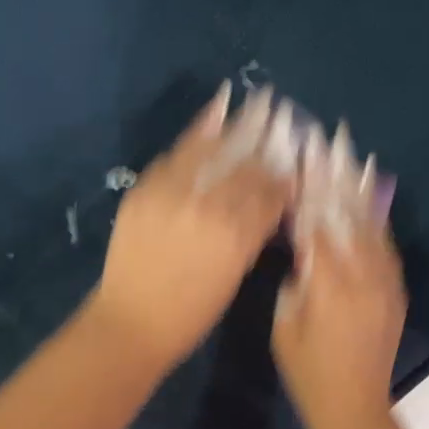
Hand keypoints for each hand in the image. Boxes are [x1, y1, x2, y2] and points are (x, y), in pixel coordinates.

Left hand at [89, 82, 293, 365]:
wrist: (131, 322)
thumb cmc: (189, 316)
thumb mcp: (233, 278)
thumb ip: (251, 237)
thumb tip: (266, 208)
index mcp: (236, 234)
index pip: (271, 193)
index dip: (286, 180)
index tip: (296, 170)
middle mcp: (208, 204)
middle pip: (247, 166)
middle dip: (269, 148)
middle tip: (286, 126)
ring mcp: (173, 192)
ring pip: (214, 149)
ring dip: (239, 128)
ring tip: (259, 105)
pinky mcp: (147, 188)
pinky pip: (178, 152)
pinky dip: (199, 132)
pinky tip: (217, 111)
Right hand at [273, 126, 407, 428]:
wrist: (353, 405)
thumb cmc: (307, 372)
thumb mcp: (285, 324)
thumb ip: (295, 280)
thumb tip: (302, 250)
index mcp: (329, 282)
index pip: (317, 221)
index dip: (308, 185)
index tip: (300, 154)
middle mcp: (362, 274)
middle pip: (348, 213)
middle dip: (337, 173)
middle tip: (330, 137)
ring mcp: (384, 281)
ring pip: (371, 224)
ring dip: (359, 188)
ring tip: (351, 154)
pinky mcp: (395, 291)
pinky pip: (385, 246)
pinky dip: (374, 219)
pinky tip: (367, 198)